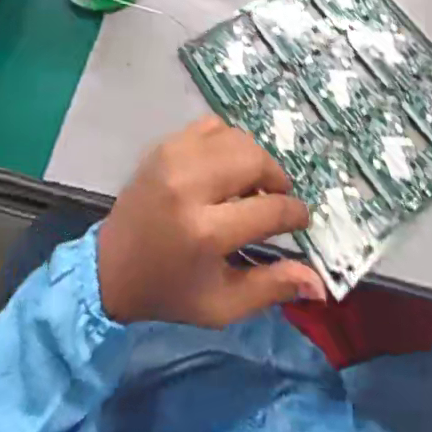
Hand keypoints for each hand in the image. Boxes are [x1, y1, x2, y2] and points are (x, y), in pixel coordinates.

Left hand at [97, 116, 326, 326]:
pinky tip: (225, 167)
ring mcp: (172, 159)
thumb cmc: (170, 289)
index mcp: (204, 232)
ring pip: (234, 137)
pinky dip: (226, 142)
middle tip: (276, 198)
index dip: (295, 213)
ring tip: (252, 184)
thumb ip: (272, 288)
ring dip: (253, 158)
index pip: (268, 209)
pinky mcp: (163, 146)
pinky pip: (209, 126)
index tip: (301, 219)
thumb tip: (321, 283)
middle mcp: (188, 186)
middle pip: (254, 160)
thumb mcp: (222, 305)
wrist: (110, 265)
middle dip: (276, 178)